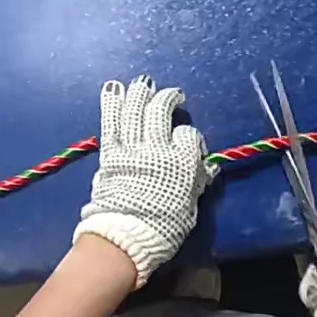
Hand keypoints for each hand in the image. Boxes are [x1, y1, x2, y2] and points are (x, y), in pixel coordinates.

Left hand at [73, 76, 212, 287]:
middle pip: (161, 114)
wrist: (126, 234)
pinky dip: (111, 103)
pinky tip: (113, 88)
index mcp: (182, 162)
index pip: (188, 136)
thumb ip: (196, 181)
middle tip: (170, 94)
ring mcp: (131, 148)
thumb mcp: (190, 204)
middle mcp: (157, 148)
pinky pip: (111, 122)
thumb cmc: (163, 226)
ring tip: (143, 82)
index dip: (187, 136)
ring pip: (135, 112)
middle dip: (166, 99)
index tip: (184, 140)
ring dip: (139, 93)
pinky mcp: (111, 153)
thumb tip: (205, 166)